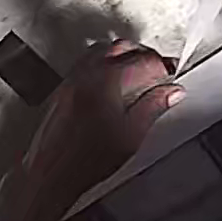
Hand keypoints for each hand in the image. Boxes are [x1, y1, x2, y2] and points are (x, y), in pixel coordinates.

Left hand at [12, 41, 185, 212]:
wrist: (51, 173)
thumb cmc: (85, 159)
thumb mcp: (132, 134)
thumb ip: (154, 107)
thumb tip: (170, 93)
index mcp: (109, 79)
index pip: (145, 60)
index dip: (164, 67)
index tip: (171, 76)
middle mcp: (89, 72)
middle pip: (123, 47)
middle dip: (145, 56)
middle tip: (158, 73)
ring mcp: (74, 78)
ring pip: (103, 49)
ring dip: (123, 55)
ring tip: (137, 73)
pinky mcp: (63, 87)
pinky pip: (87, 61)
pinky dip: (103, 62)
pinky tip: (111, 80)